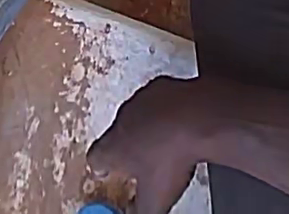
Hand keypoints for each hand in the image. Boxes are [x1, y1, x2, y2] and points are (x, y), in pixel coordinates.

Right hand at [87, 77, 205, 213]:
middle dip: (125, 148)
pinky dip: (161, 113)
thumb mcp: (155, 199)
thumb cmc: (170, 156)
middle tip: (138, 164)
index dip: (99, 167)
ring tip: (161, 145)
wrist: (193, 117)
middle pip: (116, 135)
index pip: (95, 157)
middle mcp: (122, 119)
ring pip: (135, 117)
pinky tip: (175, 125)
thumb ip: (140, 213)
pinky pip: (155, 102)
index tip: (102, 172)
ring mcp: (140, 100)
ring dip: (143, 129)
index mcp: (115, 145)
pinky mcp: (159, 87)